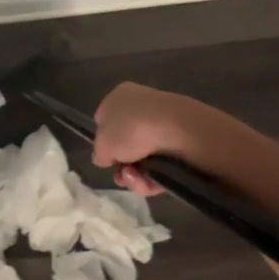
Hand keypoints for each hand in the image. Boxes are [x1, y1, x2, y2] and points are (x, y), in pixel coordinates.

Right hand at [92, 81, 207, 196]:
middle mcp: (140, 108)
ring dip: (134, 175)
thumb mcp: (103, 143)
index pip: (105, 118)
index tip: (104, 157)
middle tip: (120, 176)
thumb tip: (104, 157)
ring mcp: (162, 127)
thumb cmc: (132, 128)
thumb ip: (99, 152)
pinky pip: (160, 166)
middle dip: (121, 165)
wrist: (178, 131)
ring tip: (135, 179)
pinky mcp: (179, 146)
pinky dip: (153, 177)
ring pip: (142, 159)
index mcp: (119, 97)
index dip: (102, 139)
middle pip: (124, 144)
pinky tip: (150, 182)